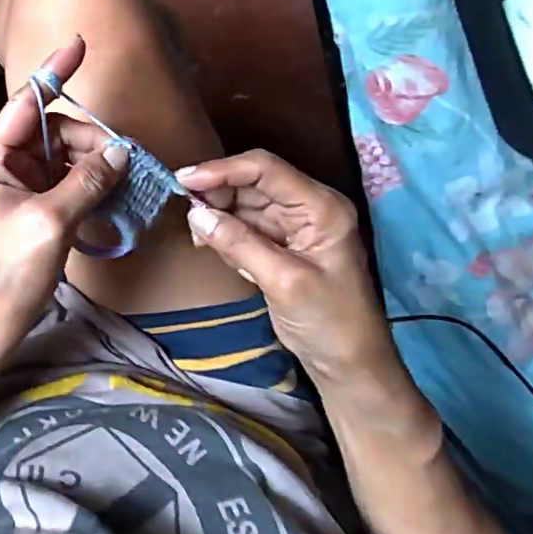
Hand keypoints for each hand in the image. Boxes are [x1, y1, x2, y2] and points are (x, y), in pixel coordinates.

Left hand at [0, 38, 128, 359]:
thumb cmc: (12, 269)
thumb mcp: (52, 221)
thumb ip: (87, 180)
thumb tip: (121, 150)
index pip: (25, 103)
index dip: (53, 73)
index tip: (79, 45)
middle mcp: (2, 163)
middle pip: (52, 129)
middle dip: (88, 138)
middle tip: (122, 161)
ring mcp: (19, 182)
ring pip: (63, 153)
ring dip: (94, 161)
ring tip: (121, 180)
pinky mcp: (34, 201)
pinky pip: (67, 177)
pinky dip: (90, 180)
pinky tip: (111, 191)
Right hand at [176, 150, 390, 376]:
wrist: (348, 363)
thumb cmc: (329, 320)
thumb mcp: (283, 281)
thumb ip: (238, 243)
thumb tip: (195, 214)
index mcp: (321, 207)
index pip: (265, 169)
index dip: (222, 169)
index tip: (184, 180)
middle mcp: (307, 206)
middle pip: (251, 181)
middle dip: (216, 192)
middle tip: (186, 210)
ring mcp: (292, 224)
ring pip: (242, 201)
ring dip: (216, 213)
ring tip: (199, 236)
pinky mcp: (278, 241)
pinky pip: (242, 223)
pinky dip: (223, 231)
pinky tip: (212, 246)